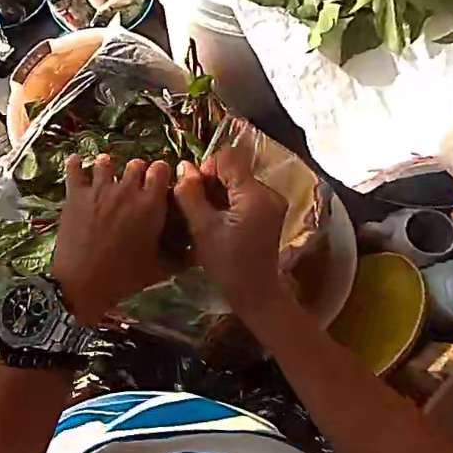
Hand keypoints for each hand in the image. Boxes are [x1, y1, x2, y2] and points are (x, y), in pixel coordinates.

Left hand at [50, 154, 173, 324]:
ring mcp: (99, 190)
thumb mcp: (159, 269)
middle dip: (137, 170)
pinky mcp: (75, 195)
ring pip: (106, 163)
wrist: (83, 283)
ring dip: (108, 165)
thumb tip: (197, 253)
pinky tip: (76, 161)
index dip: (160, 173)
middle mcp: (126, 190)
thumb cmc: (124, 277)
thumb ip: (180, 257)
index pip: (161, 170)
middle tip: (134, 181)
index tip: (158, 180)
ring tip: (107, 169)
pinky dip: (75, 164)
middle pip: (136, 164)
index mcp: (151, 204)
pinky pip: (74, 170)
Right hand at [171, 121, 288, 313]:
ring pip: (236, 181)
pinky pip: (242, 194)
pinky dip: (225, 201)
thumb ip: (189, 194)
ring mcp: (270, 203)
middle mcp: (268, 193)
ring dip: (216, 192)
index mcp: (255, 195)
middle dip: (210, 182)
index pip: (228, 158)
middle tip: (195, 206)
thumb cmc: (227, 263)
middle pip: (233, 169)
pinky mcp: (267, 212)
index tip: (193, 191)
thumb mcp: (202, 227)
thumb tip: (182, 167)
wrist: (255, 293)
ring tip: (204, 215)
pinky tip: (215, 220)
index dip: (206, 169)